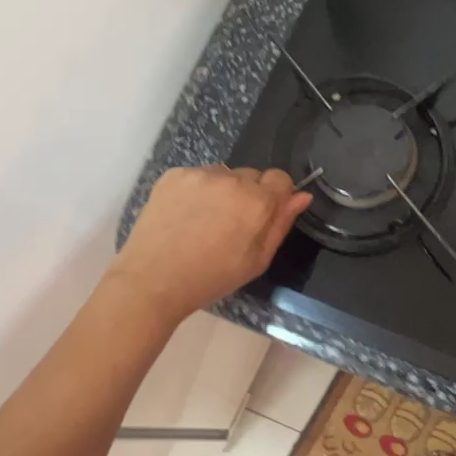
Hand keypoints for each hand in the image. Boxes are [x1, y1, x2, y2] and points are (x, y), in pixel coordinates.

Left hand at [108, 165, 311, 318]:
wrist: (153, 280)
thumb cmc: (211, 278)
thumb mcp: (257, 260)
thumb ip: (281, 224)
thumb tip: (302, 196)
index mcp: (257, 202)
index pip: (281, 178)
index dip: (276, 196)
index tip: (262, 217)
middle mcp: (231, 179)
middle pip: (252, 175)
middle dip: (248, 194)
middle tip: (230, 225)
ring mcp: (200, 174)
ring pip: (224, 174)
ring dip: (223, 190)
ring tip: (204, 221)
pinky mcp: (174, 175)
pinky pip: (197, 176)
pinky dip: (196, 191)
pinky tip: (185, 215)